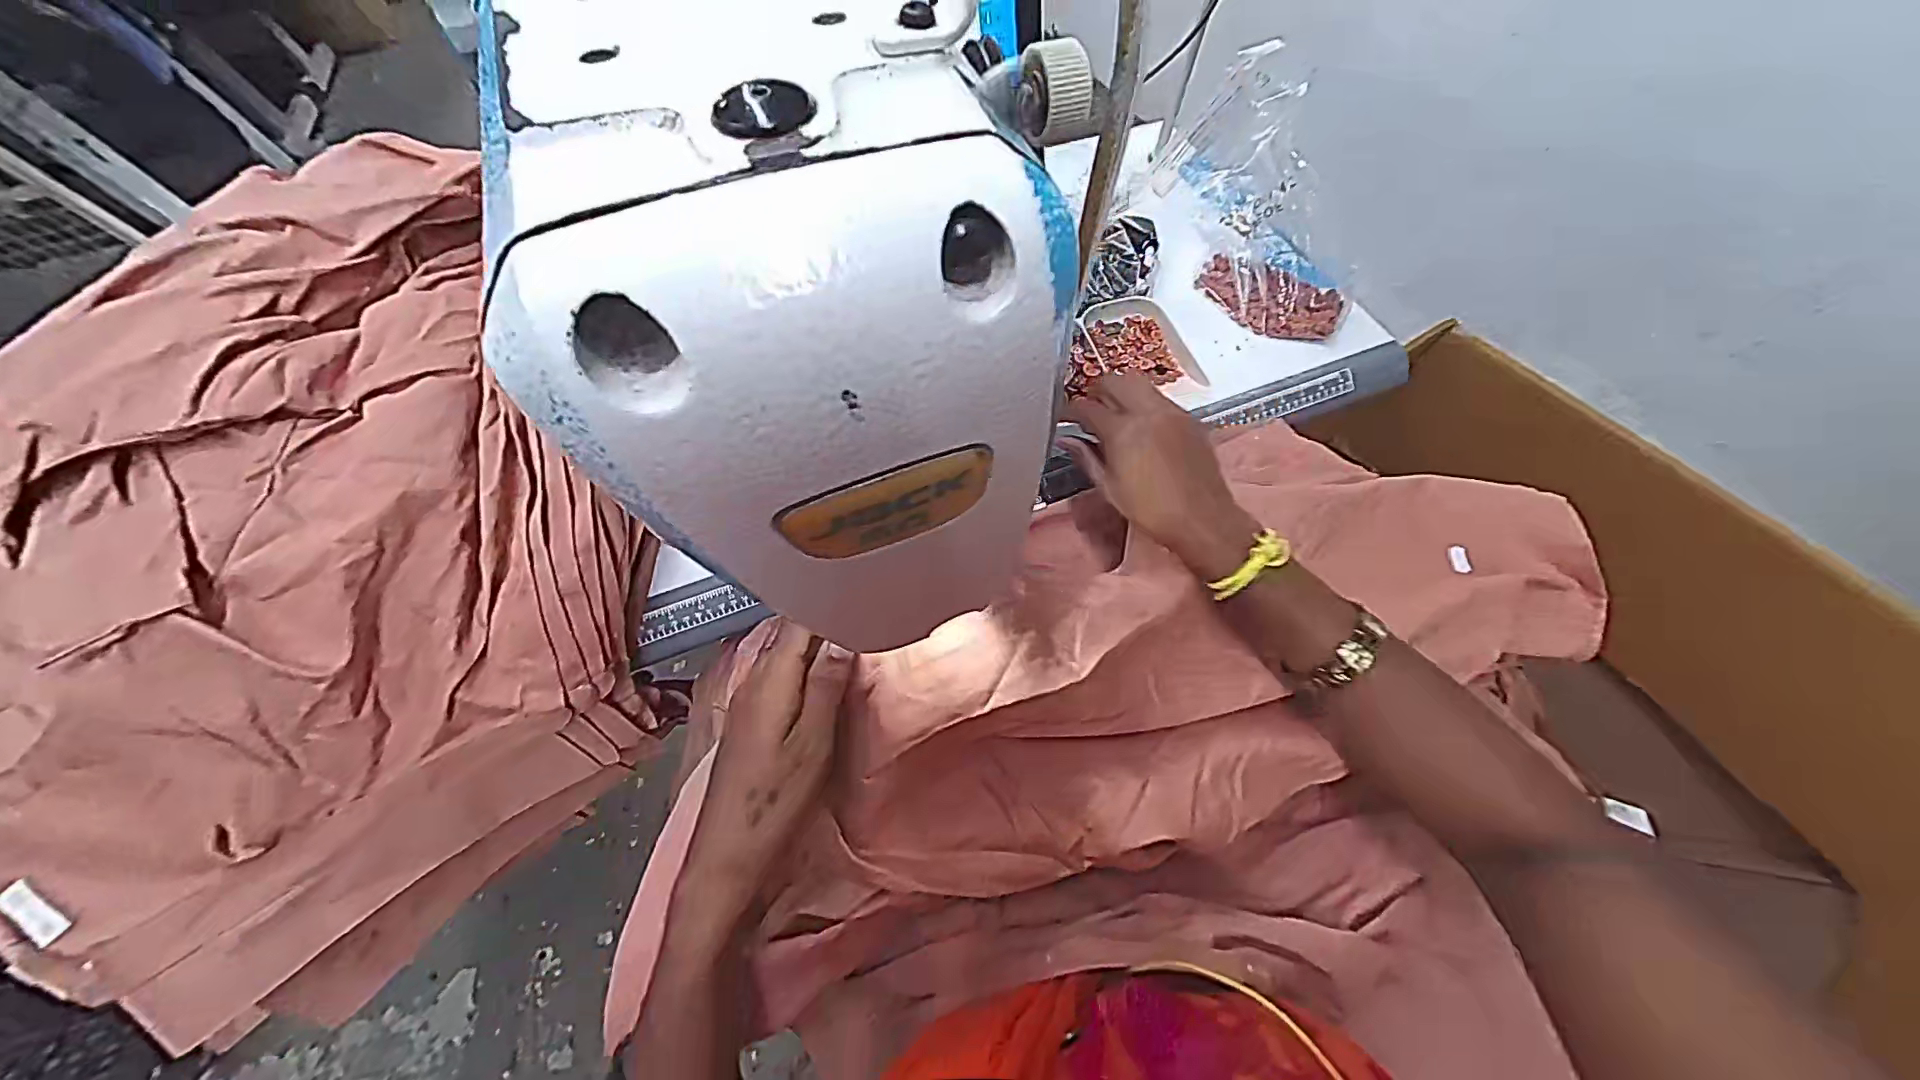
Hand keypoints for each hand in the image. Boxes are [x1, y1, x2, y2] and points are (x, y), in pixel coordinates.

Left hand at [679, 619, 853, 938]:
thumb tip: (843, 636)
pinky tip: (827, 673)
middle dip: (828, 617)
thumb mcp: (813, 741)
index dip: (829, 601)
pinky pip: (783, 674)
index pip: (799, 620)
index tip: (862, 590)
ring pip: (788, 653)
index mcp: (770, 678)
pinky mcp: (751, 716)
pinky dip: (807, 666)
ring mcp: (749, 698)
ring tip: (856, 634)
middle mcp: (754, 679)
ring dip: (819, 643)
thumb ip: (827, 684)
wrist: (728, 851)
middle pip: (792, 633)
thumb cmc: (774, 799)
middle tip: (868, 611)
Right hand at [1063, 372, 1259, 578]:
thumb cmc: (1151, 510)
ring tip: (1115, 415)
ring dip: (1122, 393)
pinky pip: (1161, 400)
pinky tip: (1141, 427)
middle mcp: (1148, 413)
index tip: (1064, 417)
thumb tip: (1067, 440)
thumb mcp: (1109, 487)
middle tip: (1089, 409)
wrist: (1201, 519)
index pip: (1087, 407)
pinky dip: (1145, 404)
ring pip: (1140, 384)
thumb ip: (1087, 458)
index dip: (1070, 410)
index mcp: (1123, 432)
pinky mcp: (1190, 419)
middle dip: (1097, 390)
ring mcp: (1172, 413)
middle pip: (1115, 380)